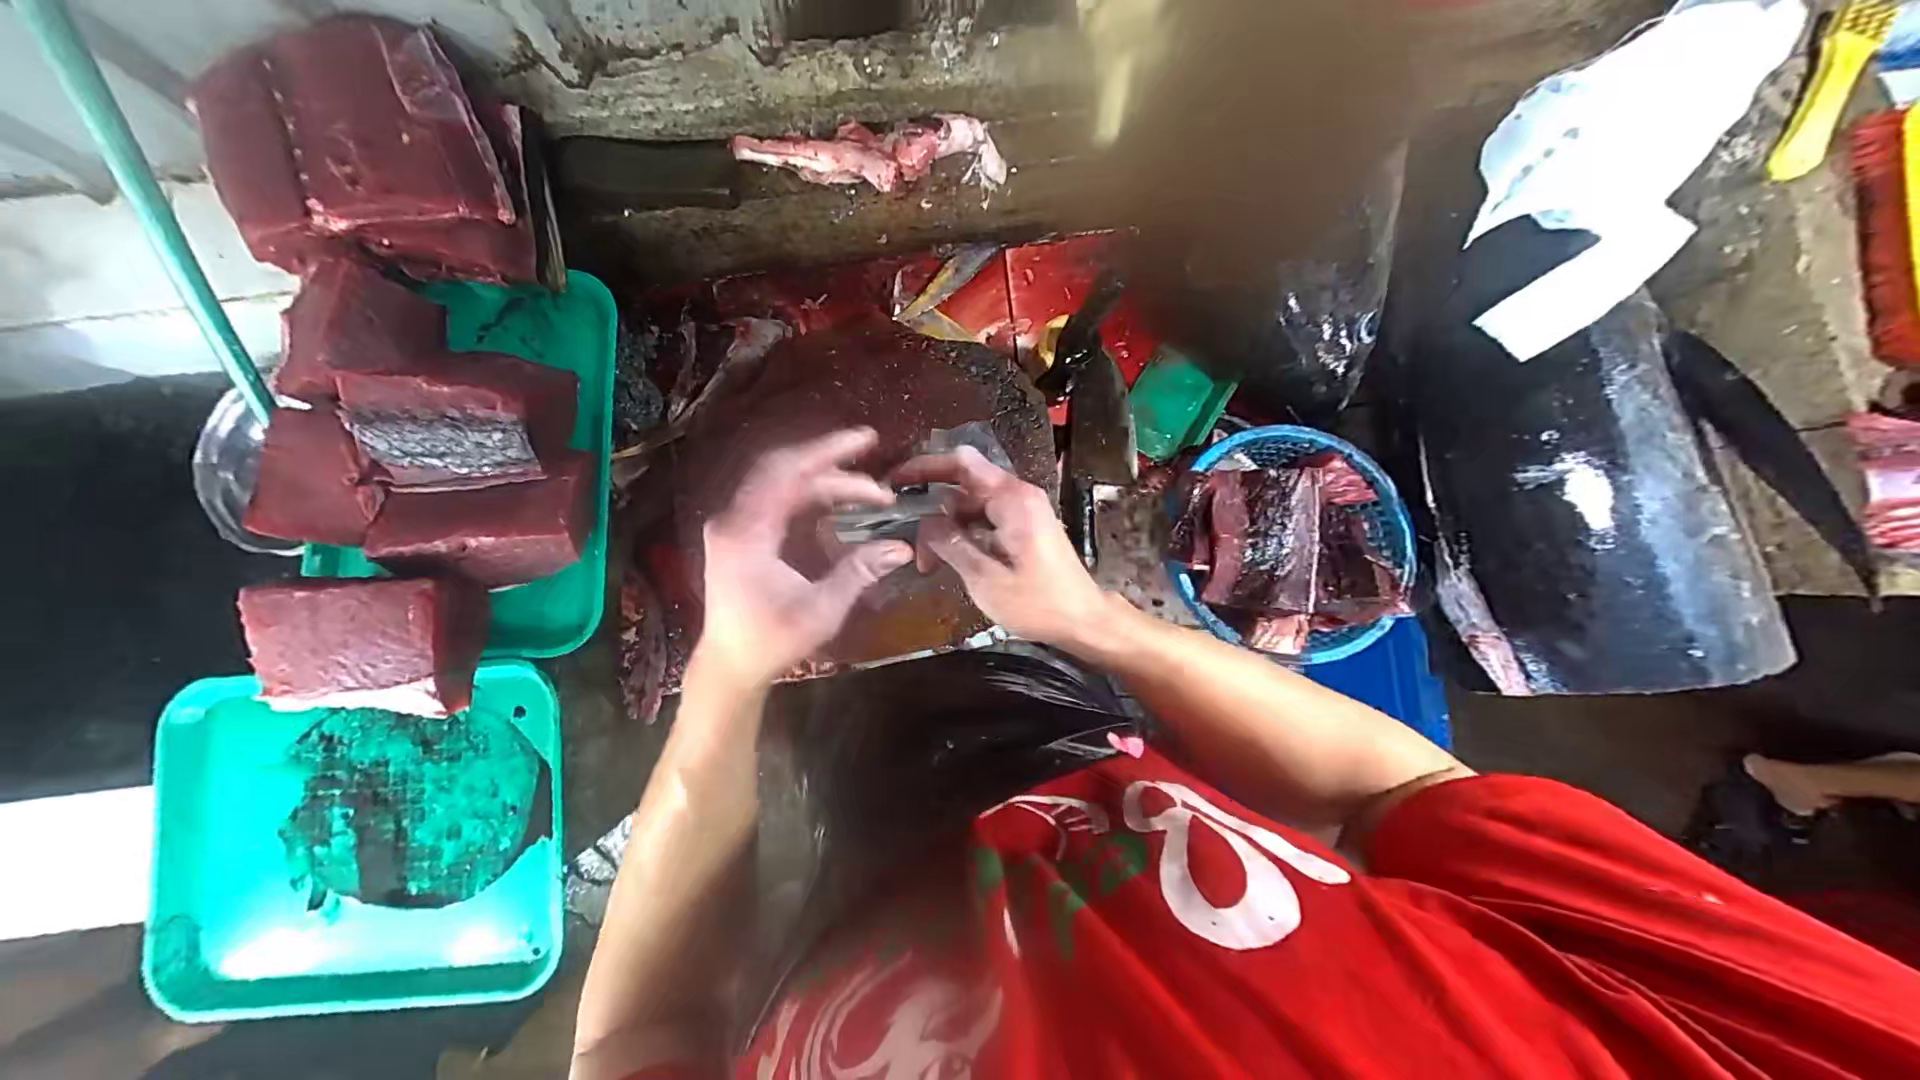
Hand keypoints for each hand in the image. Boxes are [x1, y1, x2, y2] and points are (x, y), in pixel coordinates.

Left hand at [696, 428, 914, 684]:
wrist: (730, 665)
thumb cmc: (771, 641)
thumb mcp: (820, 610)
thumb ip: (859, 573)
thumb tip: (902, 547)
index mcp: (746, 532)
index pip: (786, 471)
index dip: (827, 450)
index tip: (866, 439)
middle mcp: (735, 519)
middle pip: (787, 473)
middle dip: (836, 467)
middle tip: (878, 470)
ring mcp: (737, 525)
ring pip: (786, 486)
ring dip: (828, 485)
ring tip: (872, 494)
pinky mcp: (744, 534)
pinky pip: (780, 501)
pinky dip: (813, 498)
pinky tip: (843, 505)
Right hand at [892, 446, 1114, 650]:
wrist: (1084, 621)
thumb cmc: (1040, 604)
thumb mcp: (986, 579)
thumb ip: (951, 545)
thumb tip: (924, 524)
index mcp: (1012, 499)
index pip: (962, 463)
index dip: (925, 466)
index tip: (896, 481)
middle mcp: (1017, 496)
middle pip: (963, 485)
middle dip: (932, 508)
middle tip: (907, 536)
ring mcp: (1021, 511)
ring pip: (970, 505)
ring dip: (946, 527)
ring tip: (927, 560)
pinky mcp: (1022, 527)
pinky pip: (984, 520)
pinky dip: (964, 535)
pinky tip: (948, 559)